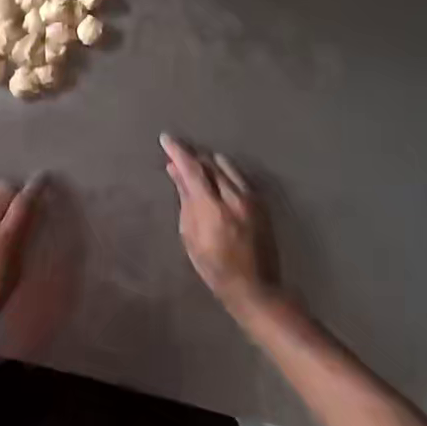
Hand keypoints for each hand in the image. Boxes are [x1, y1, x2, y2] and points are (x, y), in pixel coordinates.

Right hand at [161, 134, 283, 317]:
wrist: (255, 287)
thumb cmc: (214, 266)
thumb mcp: (190, 234)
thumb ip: (184, 199)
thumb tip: (175, 170)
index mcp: (212, 207)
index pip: (192, 168)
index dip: (177, 150)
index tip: (165, 138)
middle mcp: (234, 197)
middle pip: (210, 163)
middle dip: (193, 157)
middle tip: (178, 156)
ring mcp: (251, 199)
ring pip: (227, 166)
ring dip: (210, 163)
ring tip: (198, 167)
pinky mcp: (261, 203)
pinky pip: (239, 177)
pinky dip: (225, 173)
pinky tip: (218, 179)